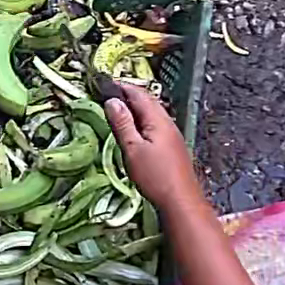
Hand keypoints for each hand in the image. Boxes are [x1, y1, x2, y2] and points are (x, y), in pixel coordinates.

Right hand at [104, 85, 203, 215]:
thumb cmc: (155, 176)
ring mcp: (171, 134)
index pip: (139, 94)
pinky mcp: (172, 145)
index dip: (122, 86)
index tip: (104, 84)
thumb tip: (112, 101)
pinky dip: (141, 120)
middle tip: (107, 95)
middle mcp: (167, 122)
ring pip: (152, 112)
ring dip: (135, 107)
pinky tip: (133, 129)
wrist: (181, 200)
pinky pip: (155, 123)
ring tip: (116, 110)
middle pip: (147, 101)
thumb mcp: (132, 149)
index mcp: (157, 119)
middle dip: (128, 94)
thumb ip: (122, 124)